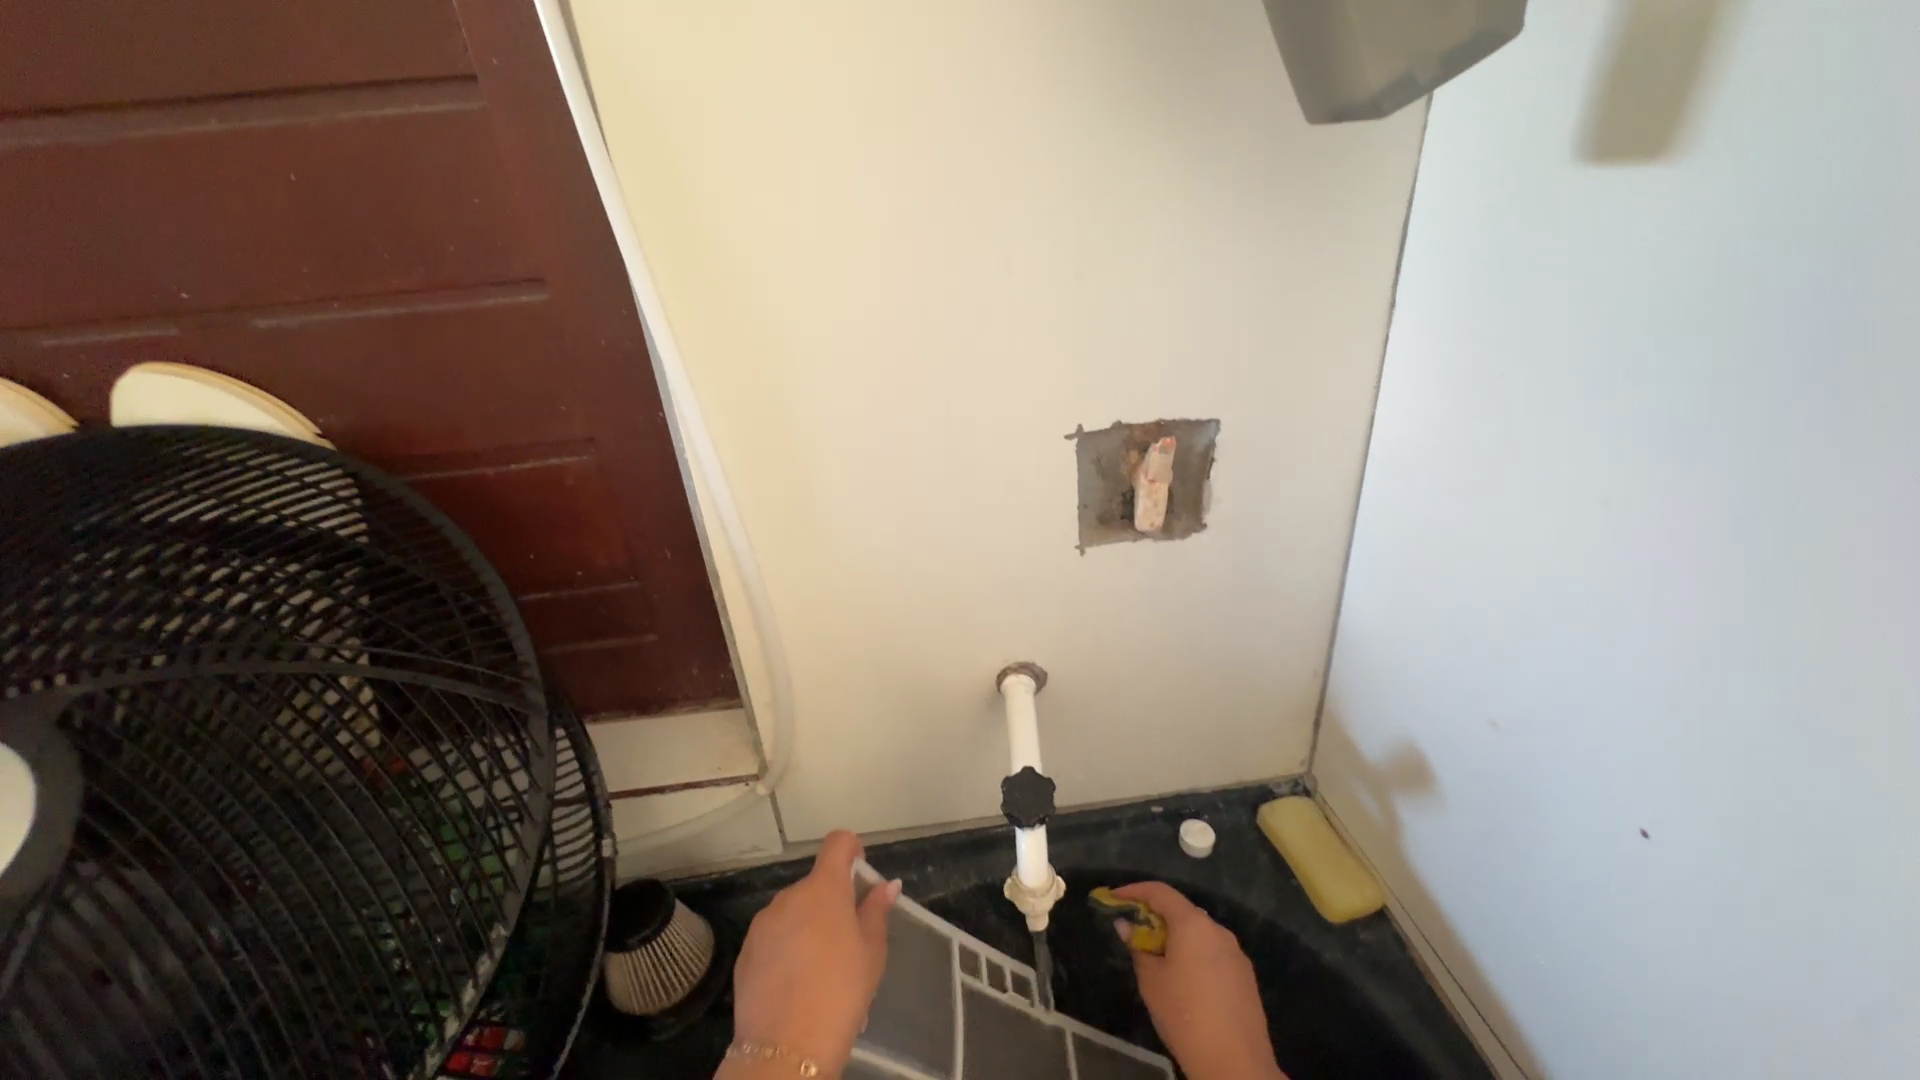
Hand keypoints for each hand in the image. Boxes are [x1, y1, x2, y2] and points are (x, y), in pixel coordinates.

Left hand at [721, 830, 899, 1077]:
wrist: (786, 1048)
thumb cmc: (841, 992)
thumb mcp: (872, 952)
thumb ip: (876, 911)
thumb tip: (886, 885)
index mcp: (824, 889)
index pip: (837, 843)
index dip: (852, 850)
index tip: (861, 874)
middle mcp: (789, 896)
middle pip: (816, 884)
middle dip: (832, 902)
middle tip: (849, 943)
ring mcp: (763, 923)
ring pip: (793, 912)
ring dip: (809, 927)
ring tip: (822, 972)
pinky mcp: (746, 951)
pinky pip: (774, 937)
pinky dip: (787, 949)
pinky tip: (797, 985)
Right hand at [1113, 882, 1285, 1079]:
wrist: (1235, 1064)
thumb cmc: (1184, 1014)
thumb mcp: (1151, 980)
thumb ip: (1138, 947)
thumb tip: (1127, 926)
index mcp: (1193, 924)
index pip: (1160, 892)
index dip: (1135, 891)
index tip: (1115, 898)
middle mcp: (1217, 930)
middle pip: (1182, 911)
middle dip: (1156, 916)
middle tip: (1134, 932)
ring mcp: (1236, 953)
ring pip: (1199, 933)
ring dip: (1177, 937)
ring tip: (1157, 958)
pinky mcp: (1245, 975)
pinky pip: (1213, 952)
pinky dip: (1195, 954)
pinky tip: (1185, 979)